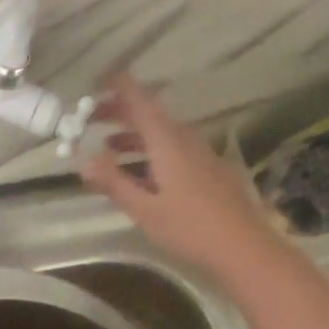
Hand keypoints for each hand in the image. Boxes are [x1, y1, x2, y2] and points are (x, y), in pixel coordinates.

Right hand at [81, 74, 278, 278]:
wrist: (244, 247)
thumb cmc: (190, 228)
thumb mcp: (145, 210)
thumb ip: (114, 183)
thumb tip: (84, 160)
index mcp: (167, 142)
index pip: (140, 100)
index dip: (119, 86)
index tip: (97, 81)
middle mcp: (185, 139)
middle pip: (150, 113)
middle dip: (119, 111)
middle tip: (90, 118)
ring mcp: (200, 154)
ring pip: (162, 132)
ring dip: (134, 134)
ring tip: (108, 147)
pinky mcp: (209, 170)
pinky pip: (173, 148)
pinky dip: (150, 149)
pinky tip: (142, 172)